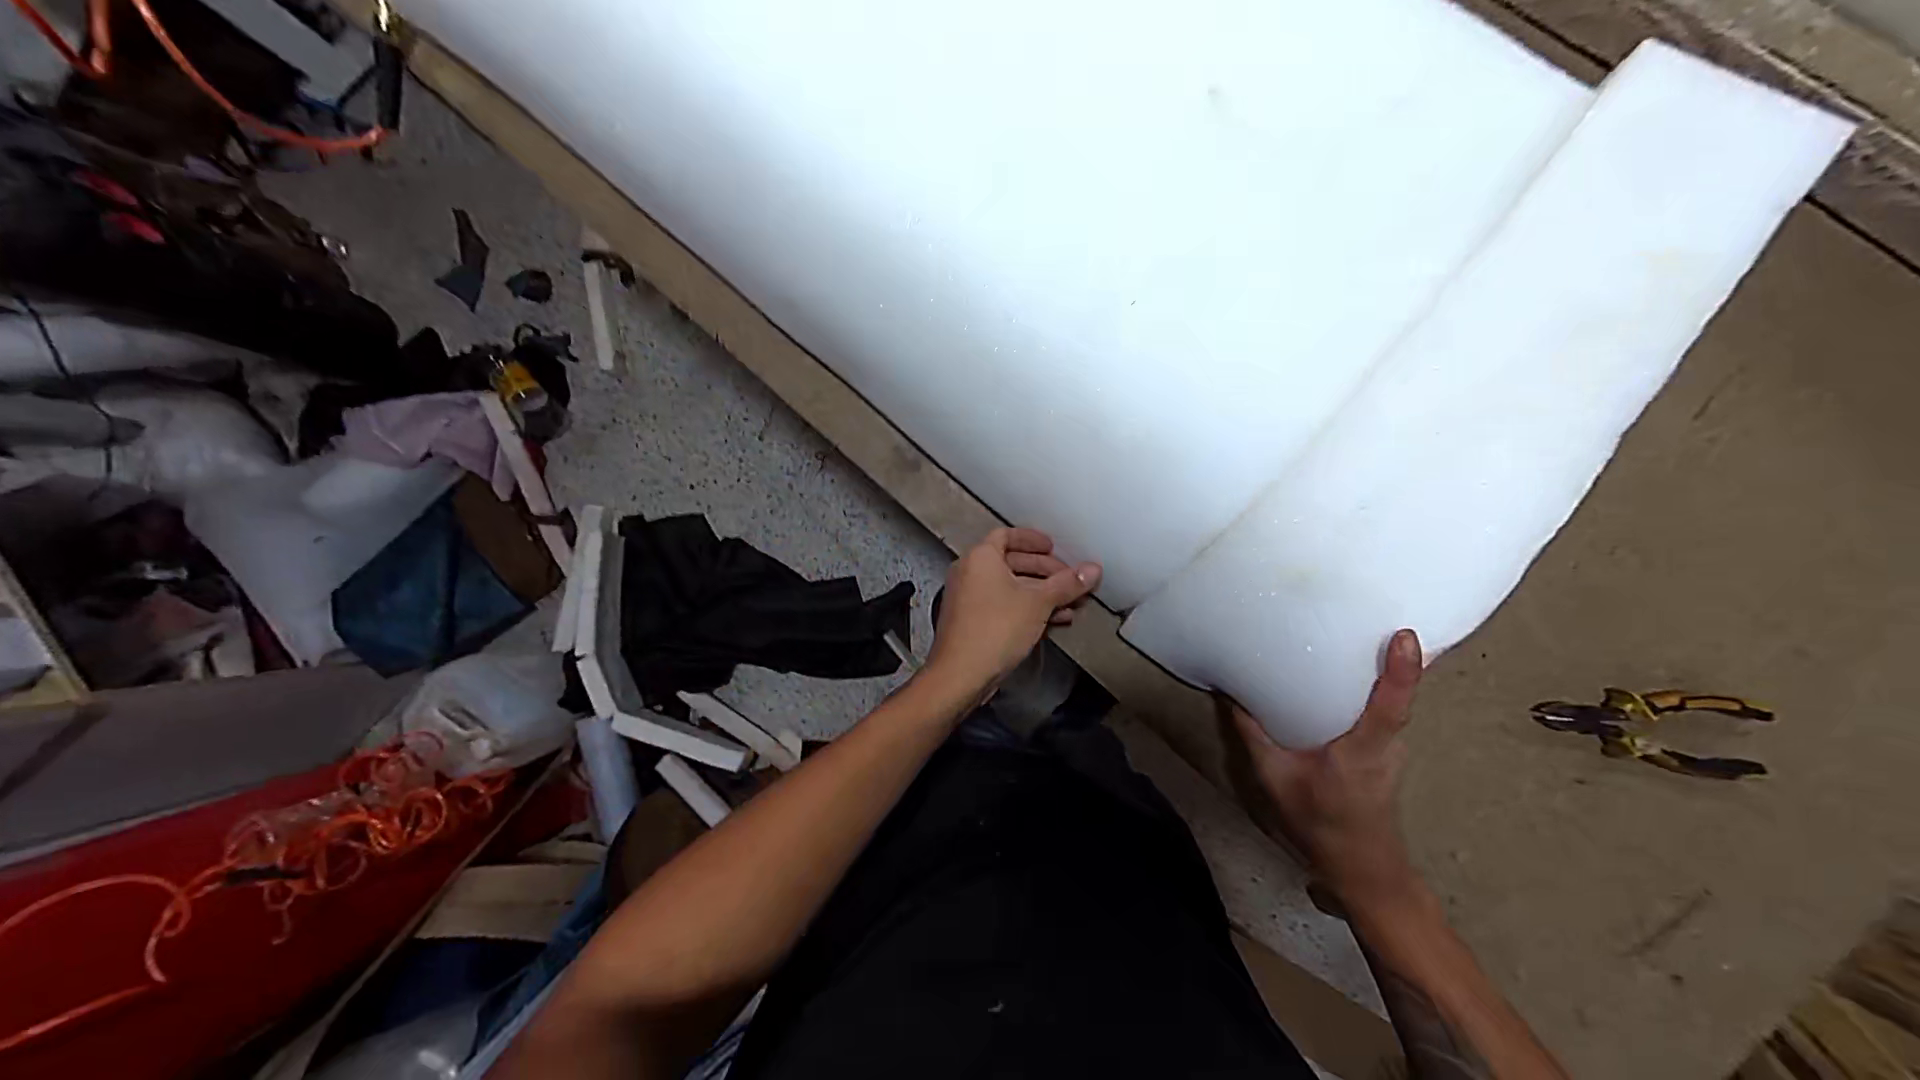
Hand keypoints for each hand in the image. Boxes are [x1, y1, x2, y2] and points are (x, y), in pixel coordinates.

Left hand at [924, 528, 1100, 700]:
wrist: (961, 673)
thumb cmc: (995, 628)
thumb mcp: (1039, 602)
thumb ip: (1067, 583)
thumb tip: (1092, 569)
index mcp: (980, 557)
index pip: (1007, 535)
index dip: (1032, 539)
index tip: (1052, 547)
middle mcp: (969, 573)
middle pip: (1012, 562)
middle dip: (1044, 571)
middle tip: (1069, 579)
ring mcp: (968, 598)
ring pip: (1009, 587)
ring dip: (1040, 593)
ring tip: (1069, 604)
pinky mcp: (971, 622)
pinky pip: (1002, 606)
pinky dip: (1025, 608)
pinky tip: (1052, 621)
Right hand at [1231, 629, 1423, 906]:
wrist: (1360, 866)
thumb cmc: (1319, 823)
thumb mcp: (1274, 778)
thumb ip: (1254, 735)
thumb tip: (1231, 695)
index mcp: (1362, 751)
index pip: (1389, 707)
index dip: (1401, 671)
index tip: (1405, 635)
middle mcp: (1387, 744)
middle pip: (1399, 693)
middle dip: (1394, 654)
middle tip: (1375, 611)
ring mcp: (1393, 747)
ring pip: (1394, 700)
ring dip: (1385, 668)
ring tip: (1362, 632)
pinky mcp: (1387, 748)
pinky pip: (1386, 709)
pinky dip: (1377, 685)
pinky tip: (1353, 672)